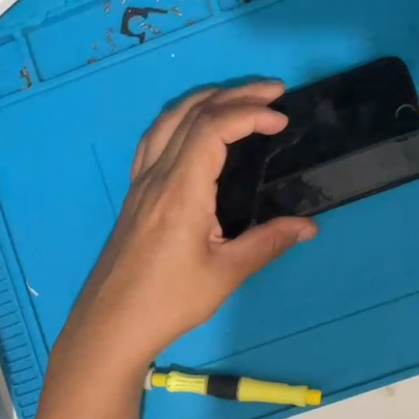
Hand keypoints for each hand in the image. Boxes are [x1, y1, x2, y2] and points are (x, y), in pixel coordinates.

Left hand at [56, 82, 316, 370]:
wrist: (109, 325)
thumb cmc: (168, 302)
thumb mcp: (226, 274)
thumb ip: (268, 242)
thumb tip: (309, 226)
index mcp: (181, 190)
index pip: (212, 128)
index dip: (249, 112)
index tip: (281, 119)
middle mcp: (157, 176)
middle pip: (191, 113)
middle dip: (235, 95)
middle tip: (274, 92)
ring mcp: (141, 182)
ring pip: (168, 120)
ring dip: (206, 100)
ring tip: (239, 99)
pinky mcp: (135, 194)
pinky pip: (155, 138)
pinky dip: (181, 118)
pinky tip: (195, 128)